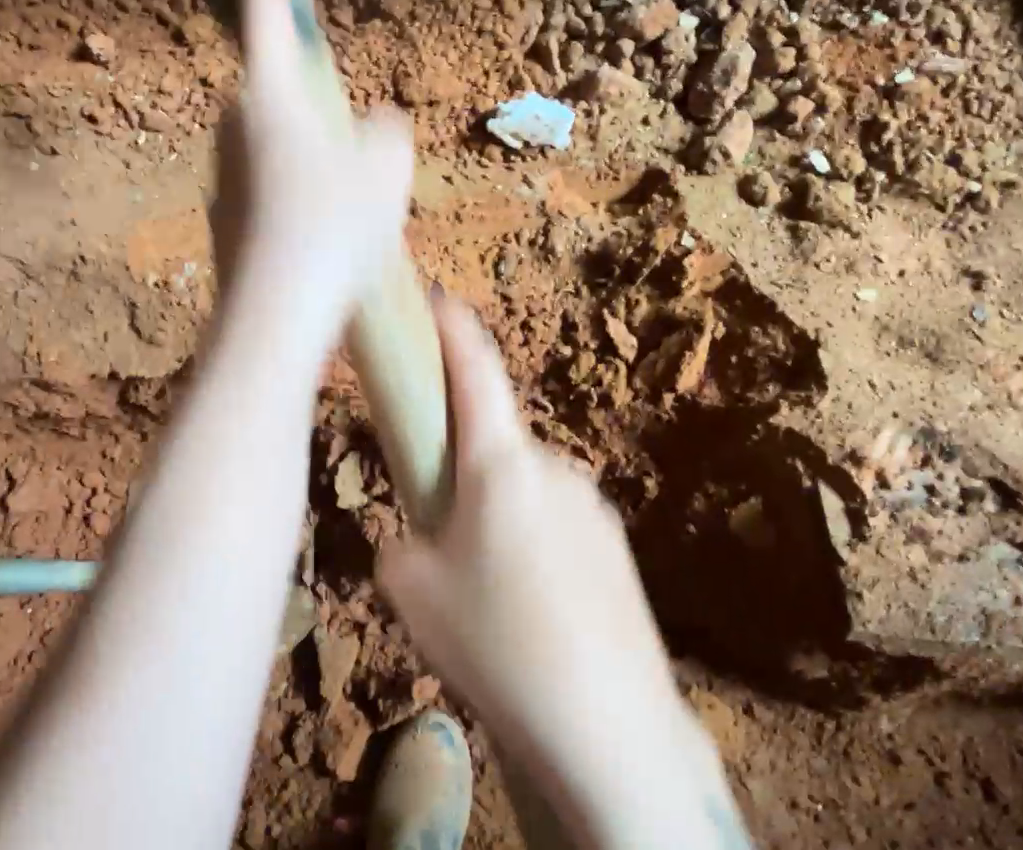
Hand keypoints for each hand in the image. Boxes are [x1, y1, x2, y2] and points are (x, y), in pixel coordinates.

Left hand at [209, 0, 413, 355]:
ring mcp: (221, 177)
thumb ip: (386, 130)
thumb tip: (376, 125)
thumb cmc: (334, 228)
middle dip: (316, 116)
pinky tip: (320, 247)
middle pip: (280, 97)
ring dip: (310, 169)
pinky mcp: (221, 221)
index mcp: (270, 95)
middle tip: (356, 167)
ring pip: (277, 153)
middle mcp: (232, 126)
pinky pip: (269, 195)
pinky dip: (295, 208)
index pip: (262, 12)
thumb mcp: (387, 168)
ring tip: (345, 219)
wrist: (276, 314)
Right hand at [378, 297, 748, 848]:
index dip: (452, 328)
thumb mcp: (409, 587)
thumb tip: (426, 531)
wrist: (606, 725)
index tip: (436, 296)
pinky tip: (530, 616)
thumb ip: (405, 536)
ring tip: (487, 595)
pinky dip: (532, 548)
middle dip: (461, 467)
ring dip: (497, 516)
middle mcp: (553, 467)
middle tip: (438, 534)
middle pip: (493, 443)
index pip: (475, 370)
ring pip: (524, 491)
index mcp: (499, 464)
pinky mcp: (617, 549)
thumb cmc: (493, 642)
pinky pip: (556, 526)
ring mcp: (593, 507)